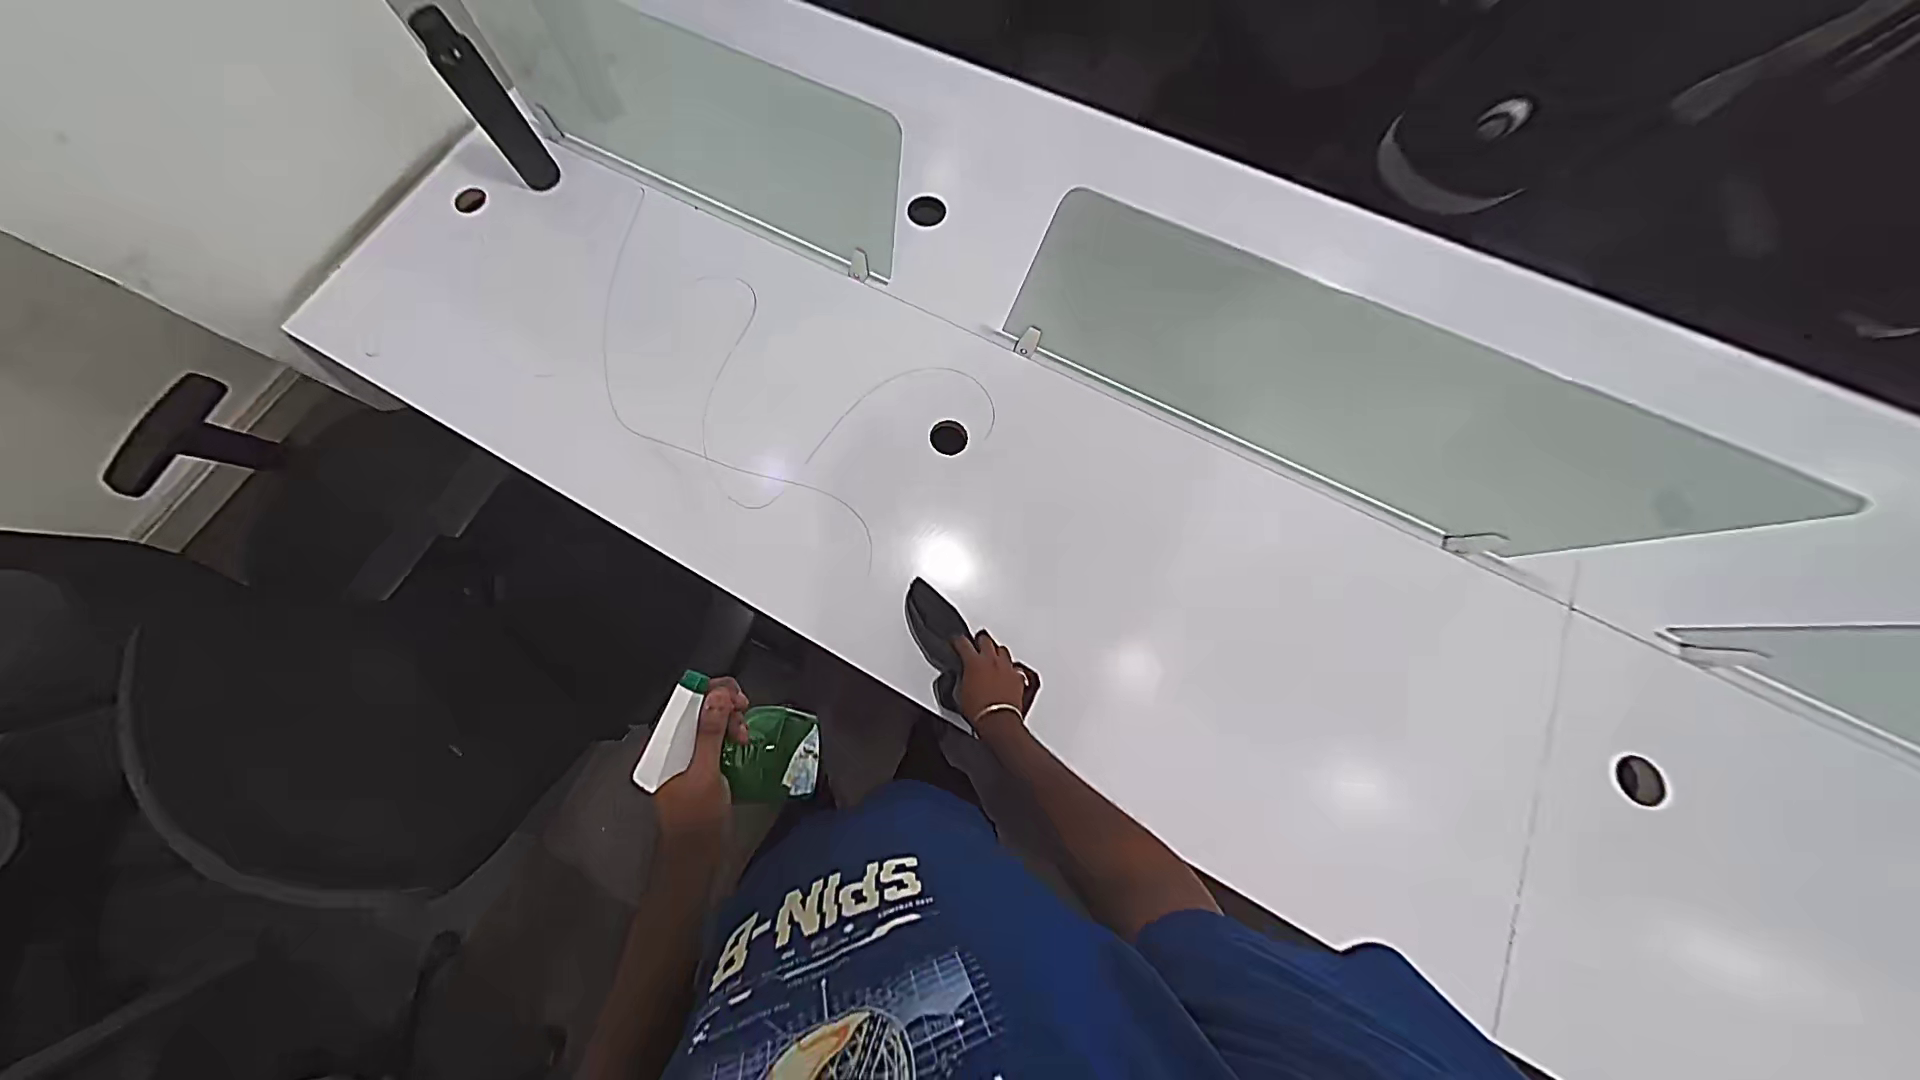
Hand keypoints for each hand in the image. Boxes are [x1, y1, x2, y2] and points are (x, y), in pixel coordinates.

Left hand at [653, 676, 748, 851]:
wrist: (697, 857)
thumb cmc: (697, 820)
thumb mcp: (705, 772)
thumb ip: (709, 733)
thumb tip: (716, 697)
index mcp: (663, 747)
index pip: (683, 705)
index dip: (709, 693)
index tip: (735, 694)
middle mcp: (672, 748)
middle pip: (698, 711)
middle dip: (724, 707)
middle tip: (743, 711)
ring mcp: (687, 758)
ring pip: (710, 724)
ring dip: (730, 721)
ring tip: (742, 734)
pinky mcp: (701, 766)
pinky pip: (716, 739)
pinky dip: (730, 735)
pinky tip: (740, 741)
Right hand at [951, 630, 1035, 734]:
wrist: (998, 721)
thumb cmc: (979, 710)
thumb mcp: (960, 693)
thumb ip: (961, 678)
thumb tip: (962, 677)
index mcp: (974, 662)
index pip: (963, 643)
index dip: (958, 641)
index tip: (957, 642)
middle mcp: (991, 660)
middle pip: (986, 639)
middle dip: (979, 641)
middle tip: (976, 645)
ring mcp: (1006, 667)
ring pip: (1002, 650)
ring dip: (996, 652)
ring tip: (992, 657)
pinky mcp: (1018, 677)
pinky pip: (1015, 666)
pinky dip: (1010, 668)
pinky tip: (1007, 672)